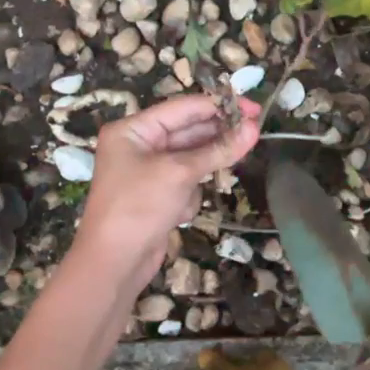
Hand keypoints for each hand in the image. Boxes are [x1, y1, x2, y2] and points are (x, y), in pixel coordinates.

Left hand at [71, 95, 259, 286]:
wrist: (114, 263)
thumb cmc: (139, 207)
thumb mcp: (180, 173)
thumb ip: (218, 149)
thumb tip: (254, 127)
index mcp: (133, 130)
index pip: (183, 108)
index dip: (219, 106)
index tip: (253, 108)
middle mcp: (139, 145)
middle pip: (188, 131)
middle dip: (218, 135)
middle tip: (255, 130)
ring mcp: (148, 171)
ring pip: (192, 157)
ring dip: (207, 164)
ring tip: (232, 163)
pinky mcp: (158, 195)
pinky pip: (186, 180)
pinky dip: (192, 191)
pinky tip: (184, 209)